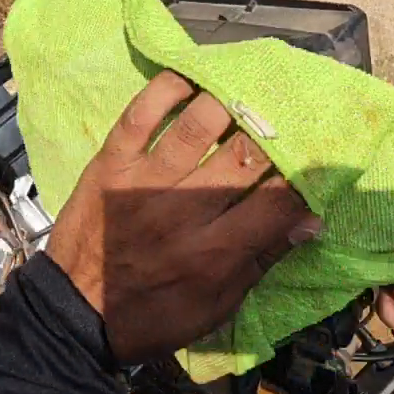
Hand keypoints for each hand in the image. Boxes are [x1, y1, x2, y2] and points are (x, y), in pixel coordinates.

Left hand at [46, 71, 321, 363]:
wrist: (75, 313)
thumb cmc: (153, 314)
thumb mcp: (216, 308)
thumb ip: (261, 260)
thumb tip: (310, 218)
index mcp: (215, 254)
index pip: (277, 202)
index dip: (305, 176)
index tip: (318, 156)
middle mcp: (184, 211)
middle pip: (244, 156)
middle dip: (275, 133)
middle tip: (290, 115)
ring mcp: (144, 181)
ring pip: (197, 126)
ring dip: (229, 102)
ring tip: (246, 91)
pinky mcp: (111, 162)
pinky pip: (140, 114)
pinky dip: (166, 89)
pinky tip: (189, 79)